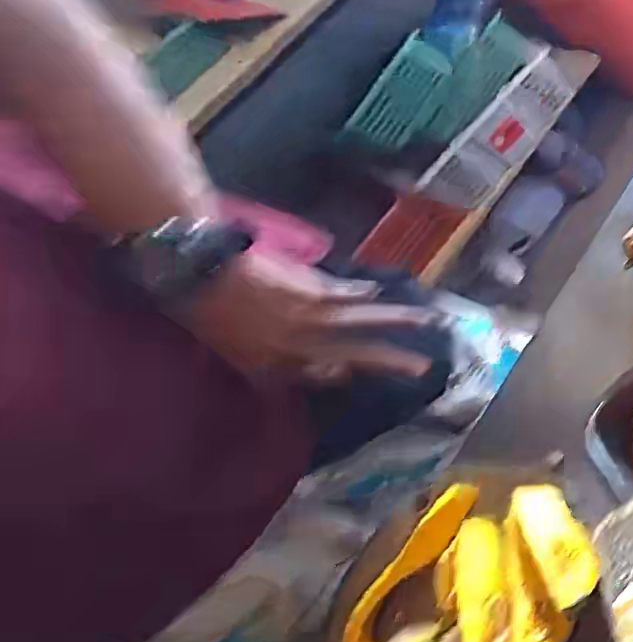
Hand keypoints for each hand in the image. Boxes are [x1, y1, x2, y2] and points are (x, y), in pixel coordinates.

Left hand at [181, 251, 435, 383]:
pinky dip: (361, 291)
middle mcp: (295, 344)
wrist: (195, 267)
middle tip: (424, 366)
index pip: (322, 374)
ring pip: (364, 321)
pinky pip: (347, 293)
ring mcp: (308, 317)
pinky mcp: (315, 290)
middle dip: (392, 360)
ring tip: (427, 319)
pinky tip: (374, 289)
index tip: (359, 374)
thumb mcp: (227, 344)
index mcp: (270, 361)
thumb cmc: (205, 309)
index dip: (344, 375)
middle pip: (356, 354)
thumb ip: (264, 359)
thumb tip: (301, 364)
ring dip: (398, 320)